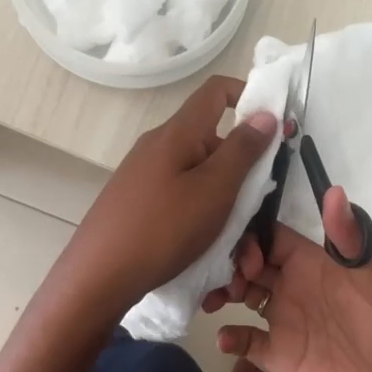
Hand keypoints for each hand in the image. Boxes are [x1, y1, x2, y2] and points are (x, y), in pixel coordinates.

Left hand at [61, 76, 276, 311]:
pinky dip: (206, 224)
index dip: (249, 96)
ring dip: (229, 212)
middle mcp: (160, 147)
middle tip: (263, 217)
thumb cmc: (162, 228)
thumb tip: (265, 113)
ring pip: (203, 182)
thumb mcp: (214, 189)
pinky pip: (185, 203)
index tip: (275, 127)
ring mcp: (147, 177)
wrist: (96, 279)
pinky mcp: (140, 205)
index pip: (217, 91)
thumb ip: (243, 150)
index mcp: (178, 133)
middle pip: (215, 144)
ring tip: (241, 257)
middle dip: (246, 178)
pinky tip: (213, 259)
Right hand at [208, 188, 371, 371]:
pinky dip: (229, 337)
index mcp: (317, 263)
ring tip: (211, 302)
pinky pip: (245, 342)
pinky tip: (225, 339)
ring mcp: (286, 323)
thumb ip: (353, 243)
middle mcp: (296, 286)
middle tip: (223, 282)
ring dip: (220, 292)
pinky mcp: (280, 359)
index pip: (272, 236)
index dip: (251, 237)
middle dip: (227, 263)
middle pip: (249, 262)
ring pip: (240, 295)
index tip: (244, 256)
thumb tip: (334, 191)